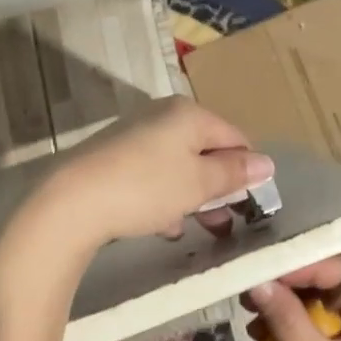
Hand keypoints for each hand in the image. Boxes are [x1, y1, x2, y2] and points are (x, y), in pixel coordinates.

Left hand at [40, 97, 274, 247]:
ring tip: (194, 227)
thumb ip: (234, 172)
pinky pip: (154, 173)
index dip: (247, 170)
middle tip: (223, 223)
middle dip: (218, 186)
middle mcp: (164, 114)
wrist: (74, 199)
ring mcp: (137, 133)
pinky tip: (164, 224)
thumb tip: (267, 162)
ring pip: (179, 164)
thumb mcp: (198, 183)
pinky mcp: (116, 155)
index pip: (234, 136)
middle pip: (206, 149)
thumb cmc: (146, 187)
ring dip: (192, 195)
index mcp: (189, 113)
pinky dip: (165, 196)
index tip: (250, 206)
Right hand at [246, 256, 340, 340]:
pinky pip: (302, 329)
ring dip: (280, 305)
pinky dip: (279, 326)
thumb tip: (259, 279)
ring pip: (310, 307)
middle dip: (289, 285)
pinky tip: (258, 330)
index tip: (272, 267)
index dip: (309, 266)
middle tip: (255, 284)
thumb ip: (288, 320)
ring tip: (251, 308)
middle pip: (325, 288)